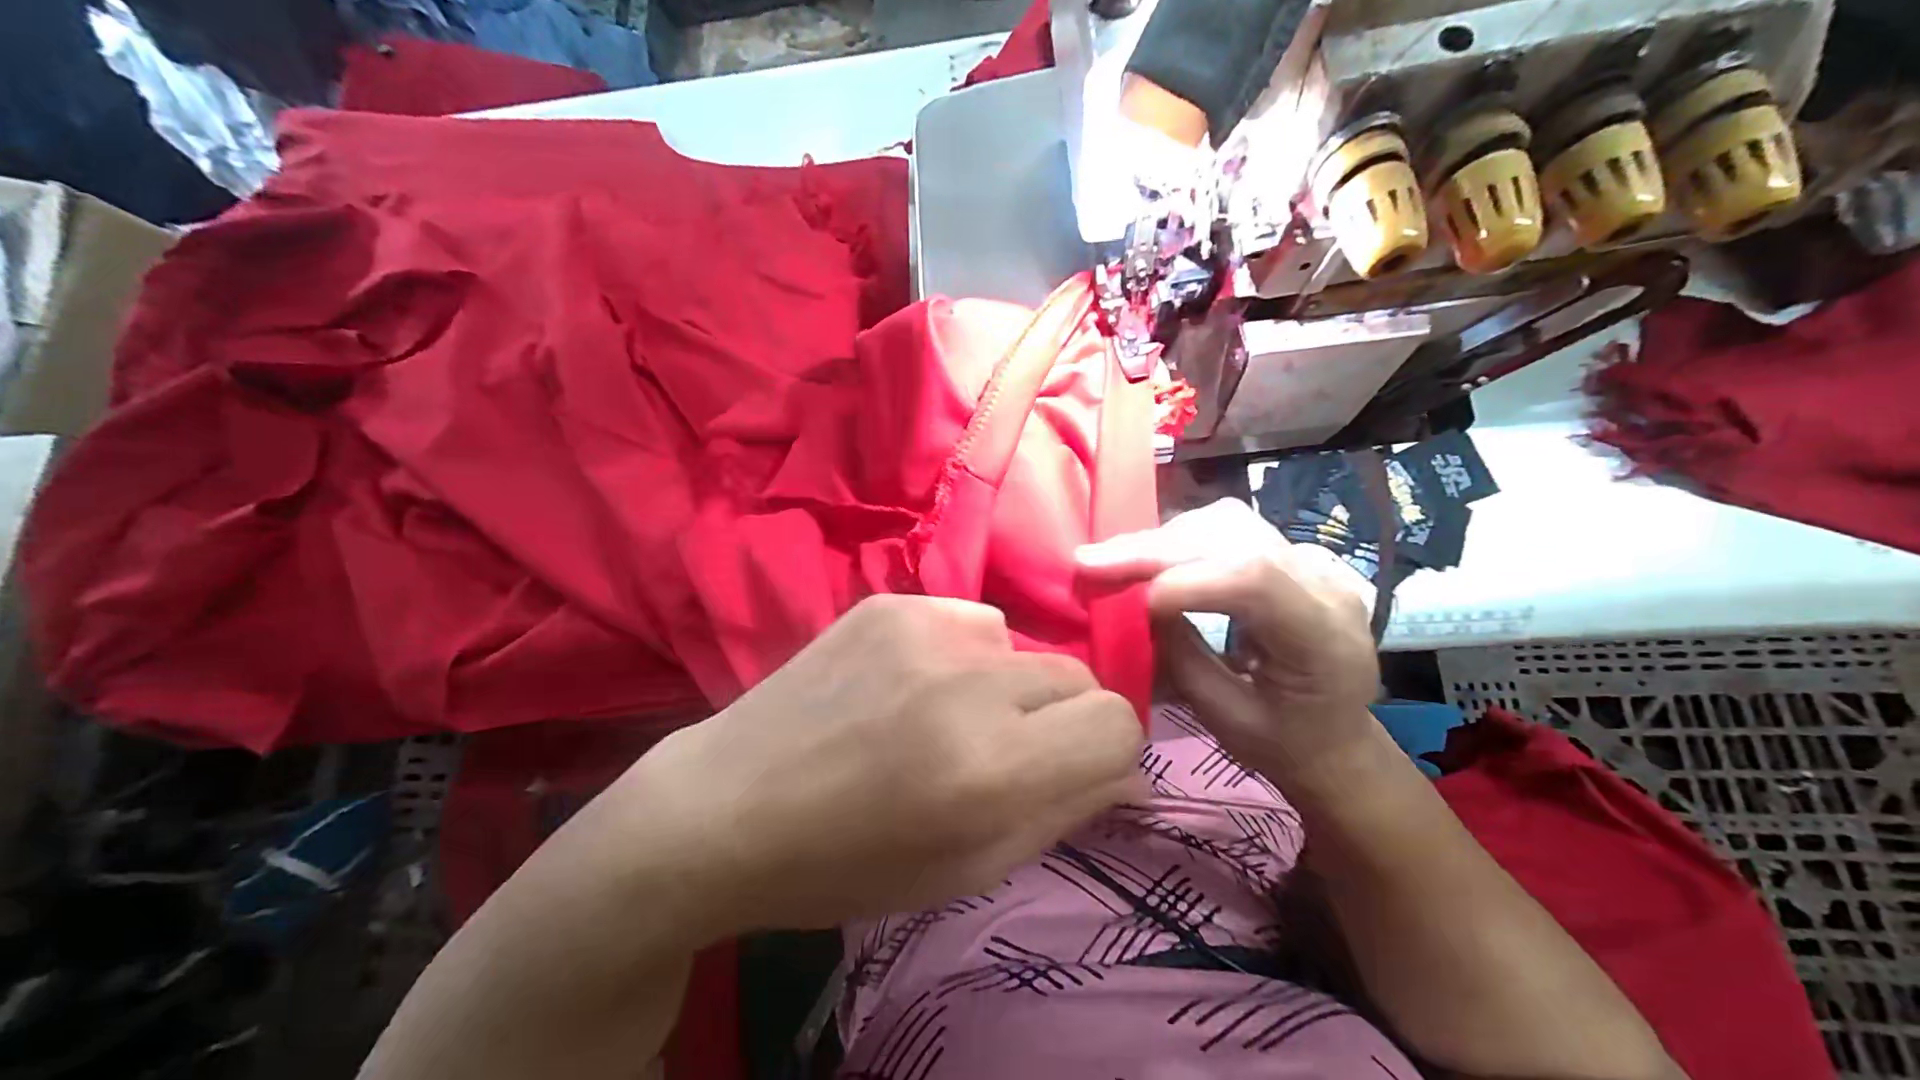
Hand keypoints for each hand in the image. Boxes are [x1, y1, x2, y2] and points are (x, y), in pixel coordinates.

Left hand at [605, 595, 1144, 935]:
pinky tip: (907, 686)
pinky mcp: (890, 603)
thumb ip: (1064, 811)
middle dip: (1059, 719)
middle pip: (1078, 676)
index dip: (1105, 753)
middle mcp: (968, 682)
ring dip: (1008, 685)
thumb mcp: (970, 867)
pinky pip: (971, 620)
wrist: (727, 806)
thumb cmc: (848, 864)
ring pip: (1024, 646)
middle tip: (1002, 751)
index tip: (1071, 771)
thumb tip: (1129, 769)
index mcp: (992, 766)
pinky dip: (963, 655)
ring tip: (942, 717)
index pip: (1117, 723)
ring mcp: (924, 630)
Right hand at [1076, 498, 1380, 786]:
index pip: (1254, 580)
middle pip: (1232, 537)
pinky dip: (1178, 540)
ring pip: (1225, 523)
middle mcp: (1326, 584)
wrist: (1335, 737)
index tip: (1123, 600)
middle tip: (1089, 563)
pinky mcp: (1292, 553)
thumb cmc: (1284, 743)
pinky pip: (1227, 529)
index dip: (1182, 580)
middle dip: (1152, 549)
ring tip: (1113, 562)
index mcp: (1325, 639)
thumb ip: (1183, 659)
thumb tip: (1130, 605)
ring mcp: (1314, 561)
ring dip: (1161, 540)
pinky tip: (1147, 559)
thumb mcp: (1227, 719)